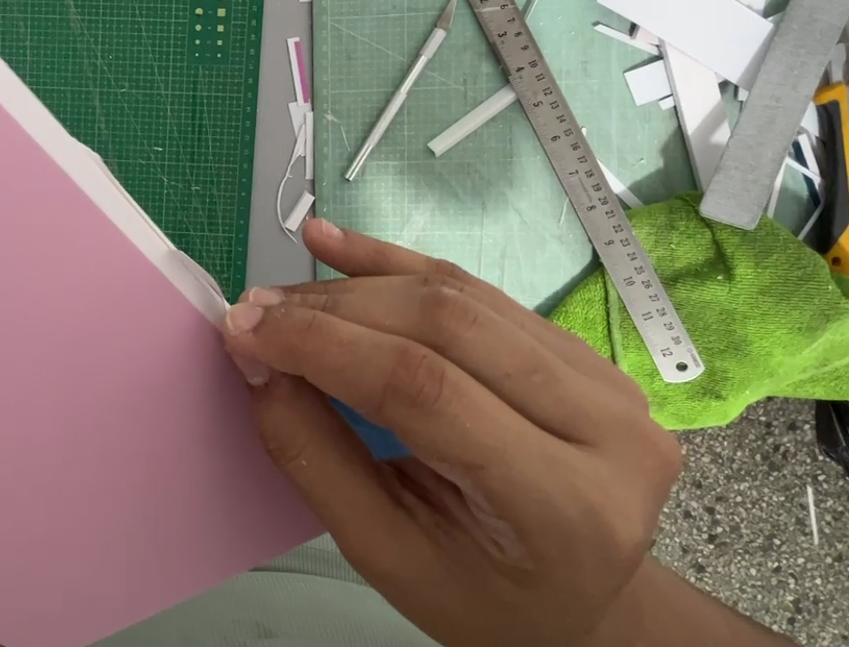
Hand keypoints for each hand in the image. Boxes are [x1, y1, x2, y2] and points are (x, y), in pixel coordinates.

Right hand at [222, 219, 682, 646]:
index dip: (322, 346)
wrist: (578, 604)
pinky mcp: (577, 346)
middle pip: (442, 325)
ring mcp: (603, 377)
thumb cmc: (477, 596)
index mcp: (565, 504)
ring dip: (354, 284)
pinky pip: (468, 286)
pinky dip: (390, 262)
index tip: (244, 330)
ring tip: (284, 295)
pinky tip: (332, 244)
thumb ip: (313, 454)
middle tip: (255, 312)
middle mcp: (605, 427)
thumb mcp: (383, 552)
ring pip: (453, 293)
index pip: (423, 389)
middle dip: (331, 309)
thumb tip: (255, 361)